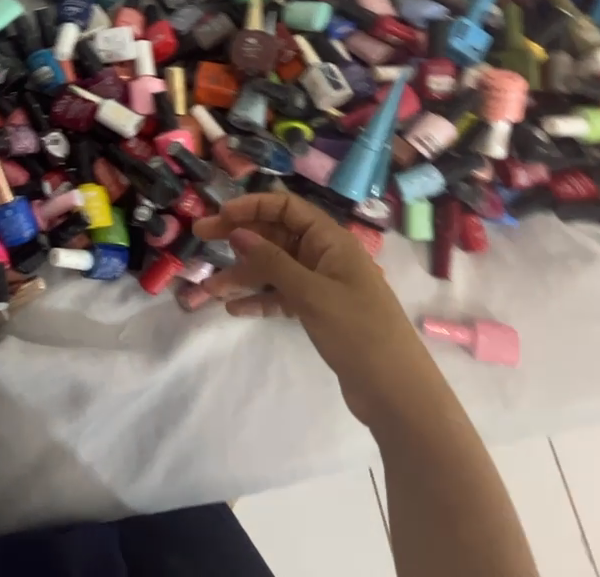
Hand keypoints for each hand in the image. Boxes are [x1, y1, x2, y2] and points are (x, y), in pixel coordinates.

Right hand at [195, 192, 444, 428]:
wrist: (397, 393)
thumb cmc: (359, 333)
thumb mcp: (311, 294)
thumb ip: (271, 261)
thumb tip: (237, 233)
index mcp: (332, 241)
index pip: (287, 207)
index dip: (251, 206)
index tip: (219, 216)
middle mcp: (326, 256)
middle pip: (276, 235)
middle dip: (239, 238)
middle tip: (202, 238)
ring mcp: (323, 285)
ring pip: (275, 268)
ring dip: (243, 275)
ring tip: (210, 290)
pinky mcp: (320, 312)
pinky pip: (282, 295)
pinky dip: (260, 299)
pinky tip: (235, 309)